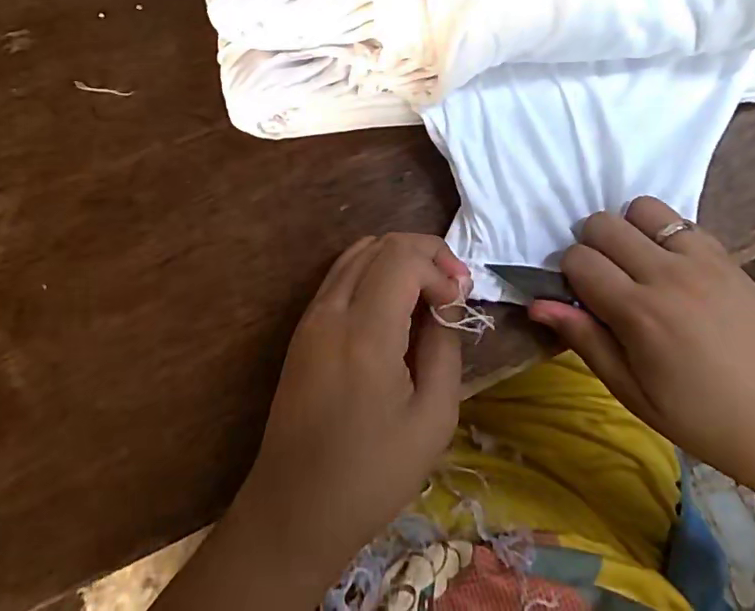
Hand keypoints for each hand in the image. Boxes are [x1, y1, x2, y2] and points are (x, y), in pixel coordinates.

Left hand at [227, 233, 468, 574]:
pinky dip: (374, 271)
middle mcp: (331, 312)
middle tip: (454, 287)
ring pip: (358, 252)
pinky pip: (341, 275)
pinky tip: (395, 303)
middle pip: (381, 244)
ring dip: (399, 258)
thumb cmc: (372, 475)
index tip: (460, 301)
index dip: (440, 267)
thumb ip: (444, 347)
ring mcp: (311, 317)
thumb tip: (446, 300)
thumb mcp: (433, 418)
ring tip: (428, 291)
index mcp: (364, 334)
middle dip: (425, 253)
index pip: (403, 258)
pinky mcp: (302, 329)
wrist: (294, 510)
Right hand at [527, 197, 754, 504]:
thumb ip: (584, 340)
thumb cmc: (701, 419)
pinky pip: (680, 220)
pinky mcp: (726, 256)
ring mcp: (701, 260)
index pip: (578, 260)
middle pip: (602, 223)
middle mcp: (667, 274)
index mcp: (640, 313)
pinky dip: (663, 233)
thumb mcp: (632, 393)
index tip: (580, 298)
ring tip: (636, 265)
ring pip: (641, 208)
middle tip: (604, 280)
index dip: (568, 275)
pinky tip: (672, 267)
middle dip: (590, 245)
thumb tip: (537, 304)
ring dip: (627, 229)